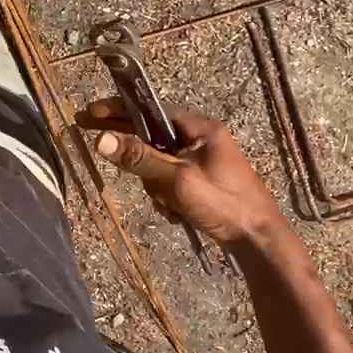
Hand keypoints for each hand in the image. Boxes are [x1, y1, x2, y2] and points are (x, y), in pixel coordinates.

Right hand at [78, 99, 289, 247]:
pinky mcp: (201, 180)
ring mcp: (201, 160)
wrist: (260, 243)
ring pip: (157, 160)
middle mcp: (201, 138)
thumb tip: (99, 139)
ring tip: (165, 202)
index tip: (91, 113)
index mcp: (201, 129)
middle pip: (151, 134)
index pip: (152, 109)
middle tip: (95, 141)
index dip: (120, 110)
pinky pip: (168, 177)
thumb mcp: (177, 180)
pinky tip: (173, 211)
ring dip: (153, 181)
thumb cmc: (224, 204)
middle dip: (133, 150)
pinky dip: (164, 192)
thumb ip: (139, 158)